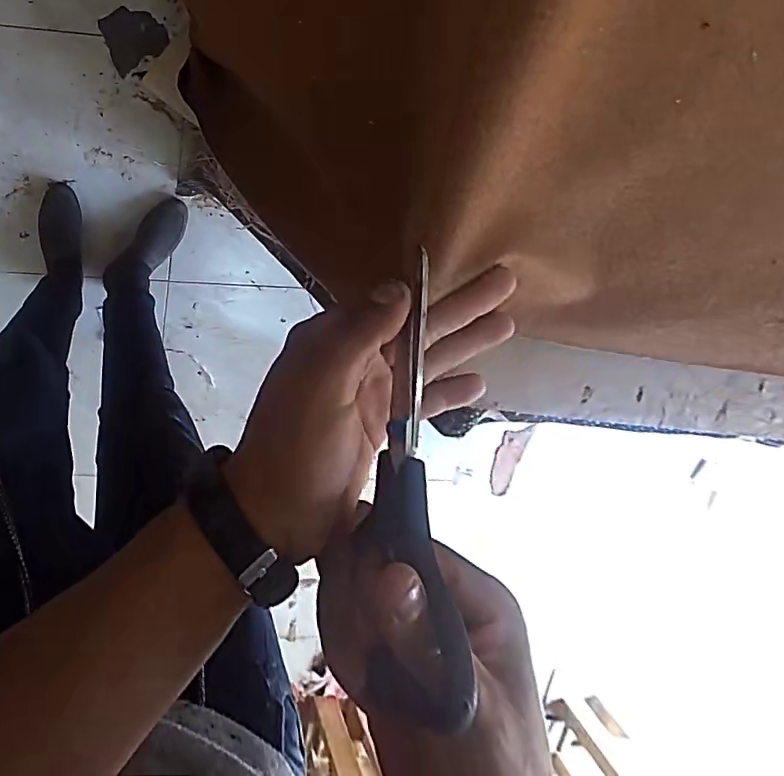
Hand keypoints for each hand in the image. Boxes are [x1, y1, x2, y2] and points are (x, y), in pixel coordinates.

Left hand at [224, 265, 517, 561]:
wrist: (278, 515)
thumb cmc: (295, 445)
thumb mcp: (321, 382)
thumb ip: (359, 334)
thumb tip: (399, 288)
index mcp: (335, 341)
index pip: (391, 304)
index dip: (431, 288)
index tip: (465, 267)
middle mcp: (356, 360)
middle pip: (418, 328)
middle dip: (462, 307)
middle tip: (504, 281)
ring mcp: (370, 394)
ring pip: (426, 361)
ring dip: (465, 343)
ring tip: (505, 324)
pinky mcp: (382, 426)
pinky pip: (422, 401)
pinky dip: (448, 391)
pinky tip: (478, 382)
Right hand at [318, 524, 548, 775]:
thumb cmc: (503, 771)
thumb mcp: (472, 706)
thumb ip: (428, 645)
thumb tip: (393, 575)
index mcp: (480, 599)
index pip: (416, 549)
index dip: (379, 565)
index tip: (358, 595)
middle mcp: (445, 604)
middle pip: (379, 564)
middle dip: (360, 606)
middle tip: (364, 650)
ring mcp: (414, 629)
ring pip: (356, 593)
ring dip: (349, 632)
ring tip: (366, 675)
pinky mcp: (389, 655)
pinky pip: (348, 628)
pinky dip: (343, 652)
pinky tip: (361, 681)